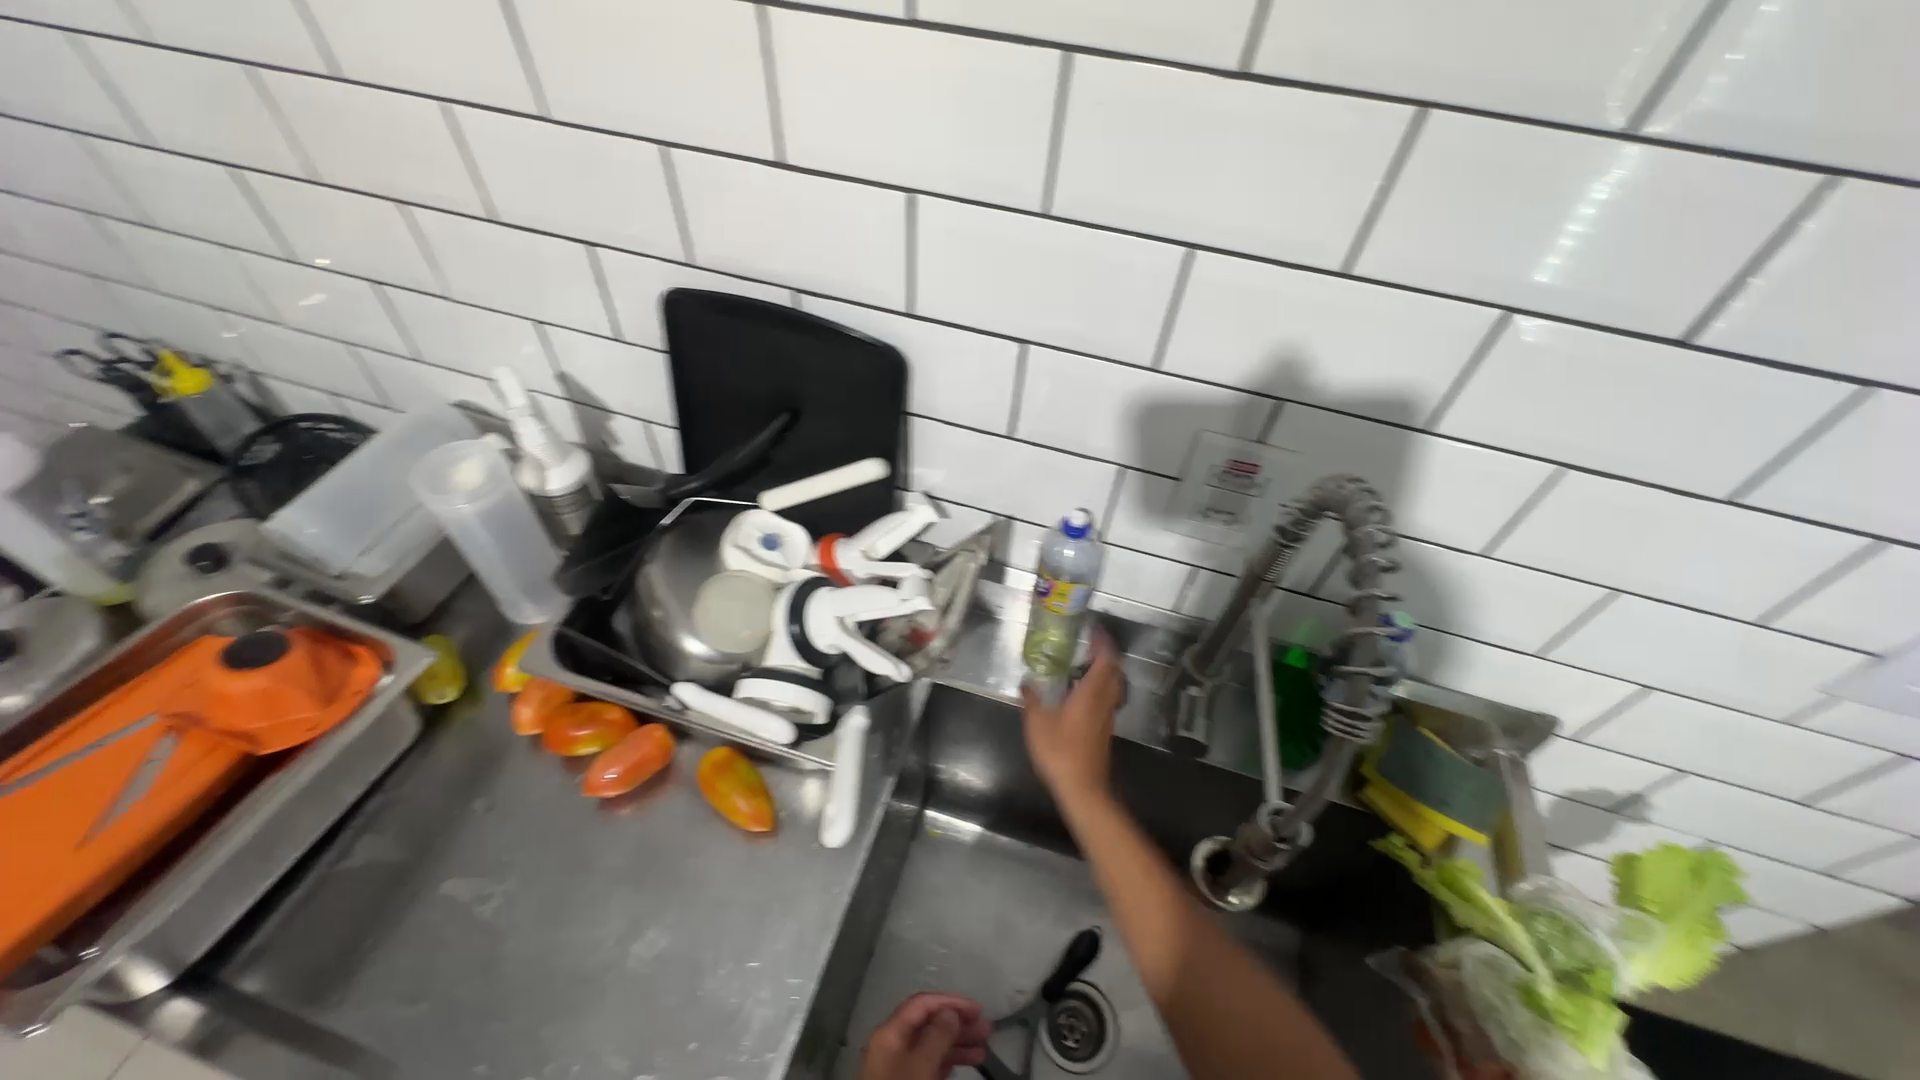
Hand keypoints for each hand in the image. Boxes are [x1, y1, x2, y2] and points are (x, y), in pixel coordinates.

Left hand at [859, 993, 991, 1079]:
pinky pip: (929, 1065)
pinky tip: (964, 1064)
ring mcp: (898, 1067)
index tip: (978, 1010)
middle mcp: (892, 1045)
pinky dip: (948, 1062)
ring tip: (983, 1050)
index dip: (950, 1002)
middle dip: (958, 1024)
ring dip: (957, 1044)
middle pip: (928, 1024)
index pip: (922, 1004)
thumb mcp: (921, 1065)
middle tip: (987, 1030)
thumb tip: (951, 1011)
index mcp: (890, 1033)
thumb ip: (937, 1036)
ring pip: (931, 1046)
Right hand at [1022, 629, 1123, 805]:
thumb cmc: (1060, 752)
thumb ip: (1032, 699)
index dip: (1103, 643)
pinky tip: (1081, 692)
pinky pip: (1108, 698)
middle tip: (1089, 644)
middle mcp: (1105, 700)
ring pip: (1113, 685)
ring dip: (1104, 671)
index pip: (1106, 659)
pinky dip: (1100, 686)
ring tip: (1084, 664)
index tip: (1095, 630)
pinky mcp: (1105, 728)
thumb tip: (1026, 681)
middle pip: (1114, 670)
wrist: (1083, 787)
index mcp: (1091, 693)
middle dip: (1105, 654)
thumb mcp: (1037, 723)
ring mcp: (1108, 716)